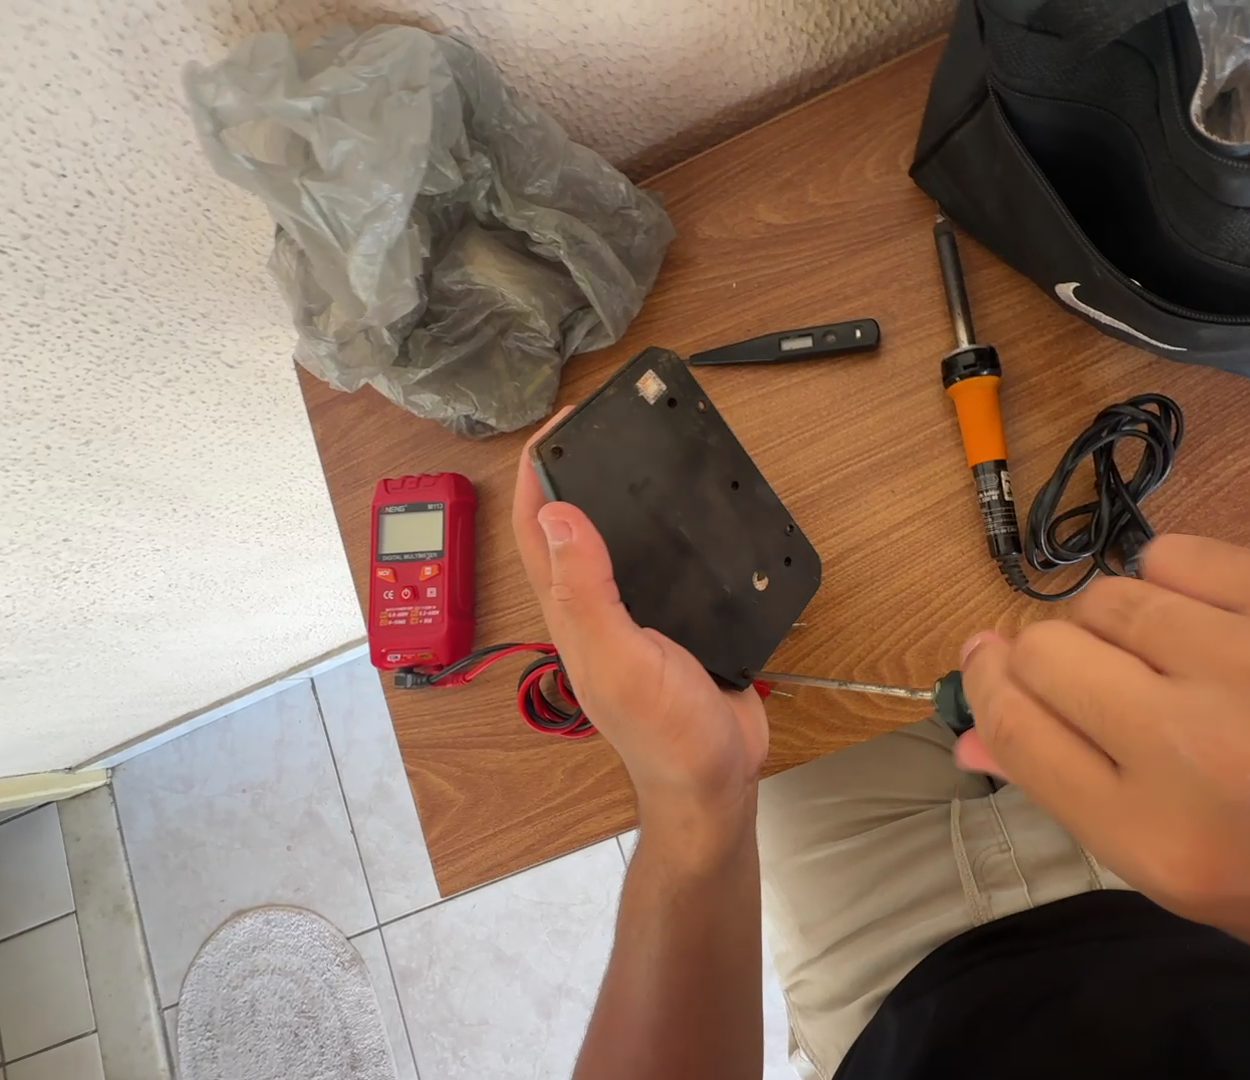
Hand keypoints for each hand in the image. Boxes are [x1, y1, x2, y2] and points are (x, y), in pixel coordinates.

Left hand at [512, 414, 768, 838]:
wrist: (714, 777)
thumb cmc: (665, 729)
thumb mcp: (622, 659)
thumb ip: (588, 593)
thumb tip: (556, 512)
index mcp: (570, 608)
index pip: (535, 525)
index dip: (539, 468)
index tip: (568, 421)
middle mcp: (594, 604)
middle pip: (571, 524)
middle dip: (579, 471)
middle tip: (614, 427)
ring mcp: (635, 614)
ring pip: (616, 540)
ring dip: (620, 496)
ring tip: (652, 457)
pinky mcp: (675, 622)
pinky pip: (661, 564)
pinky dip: (667, 531)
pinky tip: (694, 515)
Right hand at [957, 534, 1249, 1025]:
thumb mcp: (1201, 876)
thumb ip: (1075, 794)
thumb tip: (973, 730)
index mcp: (1162, 842)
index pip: (1016, 729)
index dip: (985, 687)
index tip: (983, 664)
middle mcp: (1194, 750)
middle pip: (1043, 651)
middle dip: (1043, 659)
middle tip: (1094, 682)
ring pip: (1105, 598)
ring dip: (1113, 626)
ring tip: (1170, 659)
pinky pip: (1175, 554)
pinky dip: (1169, 582)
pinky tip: (1209, 619)